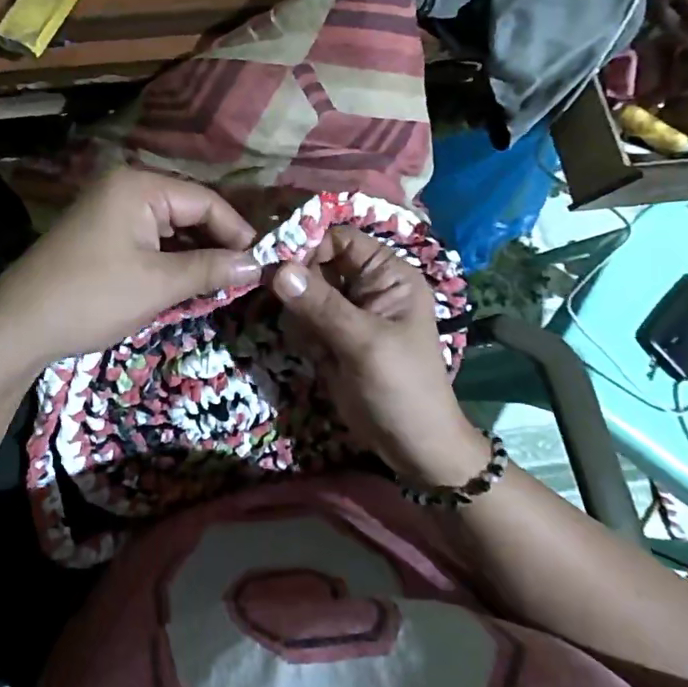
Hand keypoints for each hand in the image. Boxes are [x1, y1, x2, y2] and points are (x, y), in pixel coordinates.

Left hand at [0, 168, 259, 367]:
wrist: (18, 326)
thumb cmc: (92, 297)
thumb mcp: (158, 284)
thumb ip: (211, 269)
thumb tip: (257, 265)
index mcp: (139, 186)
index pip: (205, 200)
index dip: (237, 231)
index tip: (262, 263)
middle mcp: (124, 188)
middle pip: (188, 211)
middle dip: (218, 243)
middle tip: (246, 276)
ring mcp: (109, 211)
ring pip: (170, 228)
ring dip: (195, 255)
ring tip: (223, 284)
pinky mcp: (101, 235)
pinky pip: (149, 240)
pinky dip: (170, 261)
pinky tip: (188, 283)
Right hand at [273, 227, 488, 486]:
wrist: (413, 447)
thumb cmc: (402, 388)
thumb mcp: (364, 343)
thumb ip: (321, 305)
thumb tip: (278, 269)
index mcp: (388, 275)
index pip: (339, 239)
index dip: (308, 246)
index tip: (275, 267)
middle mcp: (365, 286)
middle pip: (316, 263)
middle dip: (297, 284)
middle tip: (283, 308)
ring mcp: (347, 312)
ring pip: (303, 293)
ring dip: (297, 314)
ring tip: (313, 343)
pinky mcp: (331, 337)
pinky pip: (301, 320)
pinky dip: (299, 334)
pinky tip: (314, 356)